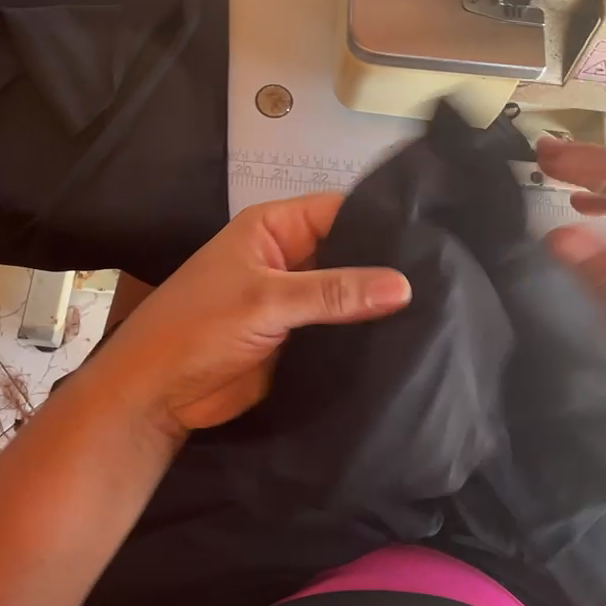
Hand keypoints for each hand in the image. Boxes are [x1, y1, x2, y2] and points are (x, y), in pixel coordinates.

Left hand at [88, 195, 411, 440]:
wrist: (157, 395)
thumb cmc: (198, 328)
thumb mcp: (267, 300)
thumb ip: (335, 293)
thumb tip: (405, 285)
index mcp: (275, 228)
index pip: (341, 210)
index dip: (383, 220)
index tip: (435, 234)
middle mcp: (289, 257)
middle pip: (349, 252)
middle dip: (387, 265)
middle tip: (449, 275)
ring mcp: (295, 300)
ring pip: (347, 293)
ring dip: (378, 303)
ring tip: (442, 306)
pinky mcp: (300, 339)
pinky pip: (340, 330)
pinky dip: (365, 334)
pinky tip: (410, 338)